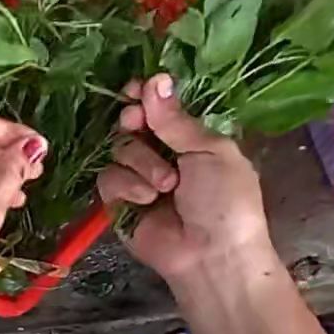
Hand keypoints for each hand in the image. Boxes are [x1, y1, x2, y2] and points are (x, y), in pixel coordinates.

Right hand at [97, 74, 281, 293]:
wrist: (211, 255)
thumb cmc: (225, 200)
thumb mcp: (210, 151)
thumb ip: (176, 119)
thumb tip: (154, 79)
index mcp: (190, 139)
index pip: (159, 108)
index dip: (145, 96)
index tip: (136, 89)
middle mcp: (162, 155)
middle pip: (132, 122)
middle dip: (134, 121)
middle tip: (137, 123)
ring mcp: (139, 179)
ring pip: (120, 149)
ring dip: (143, 163)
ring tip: (166, 186)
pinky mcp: (119, 203)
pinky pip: (109, 178)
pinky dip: (128, 186)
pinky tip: (146, 201)